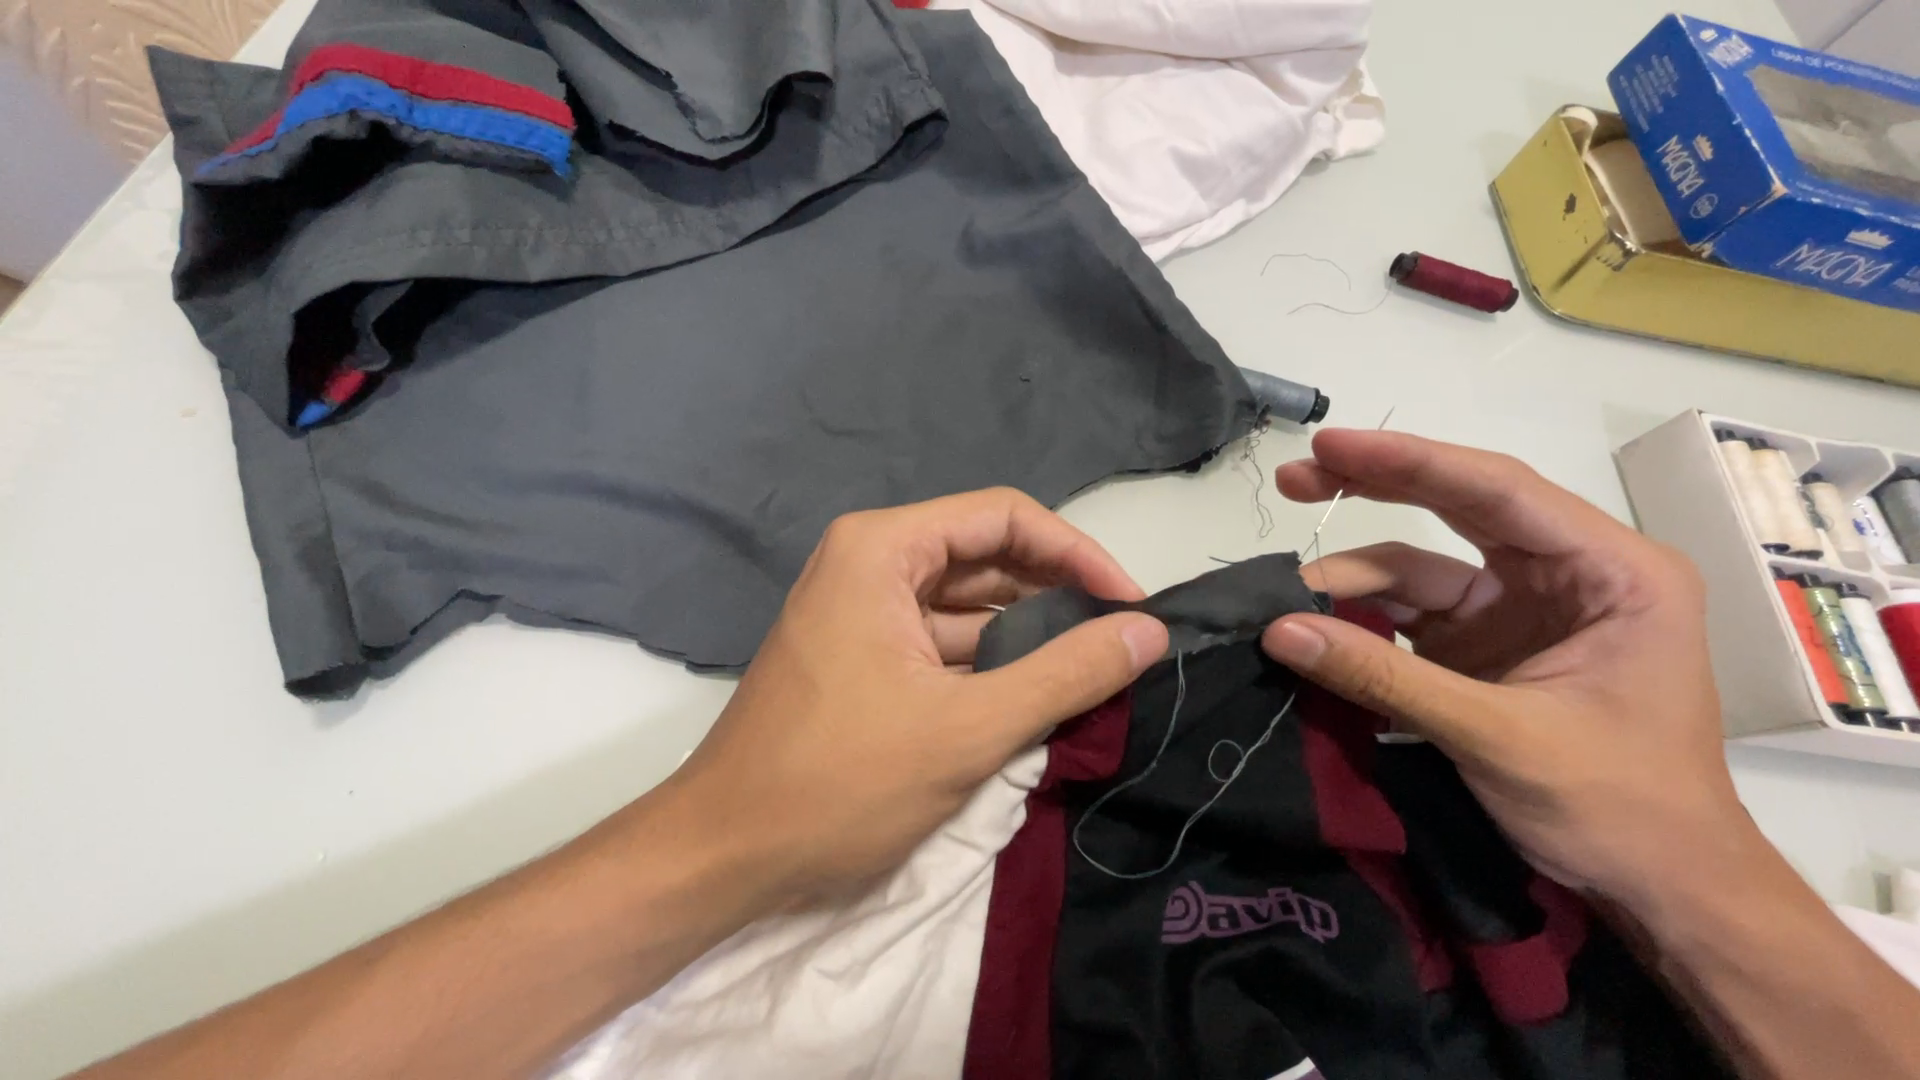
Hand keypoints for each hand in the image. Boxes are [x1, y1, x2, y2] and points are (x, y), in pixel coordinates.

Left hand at [654, 488, 1167, 910]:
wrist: (725, 854)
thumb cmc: (839, 781)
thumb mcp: (968, 728)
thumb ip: (1067, 674)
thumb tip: (1150, 631)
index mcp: (883, 549)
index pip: (1005, 518)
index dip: (1077, 554)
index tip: (1130, 605)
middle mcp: (870, 562)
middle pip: (987, 555)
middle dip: (1057, 594)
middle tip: (1122, 641)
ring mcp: (863, 610)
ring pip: (968, 603)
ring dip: (1029, 635)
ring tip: (1093, 672)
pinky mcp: (863, 656)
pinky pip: (943, 642)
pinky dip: (992, 664)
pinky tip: (1037, 696)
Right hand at [1259, 430, 1752, 907]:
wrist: (1660, 885)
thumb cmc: (1618, 804)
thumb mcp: (1497, 735)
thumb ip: (1383, 678)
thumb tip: (1279, 630)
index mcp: (1609, 571)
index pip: (1495, 490)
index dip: (1406, 463)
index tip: (1326, 447)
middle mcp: (1563, 574)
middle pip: (1454, 509)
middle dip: (1371, 490)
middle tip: (1293, 478)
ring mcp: (1516, 611)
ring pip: (1417, 571)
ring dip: (1351, 582)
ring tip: (1284, 601)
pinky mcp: (1480, 649)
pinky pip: (1407, 618)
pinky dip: (1358, 624)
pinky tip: (1313, 631)